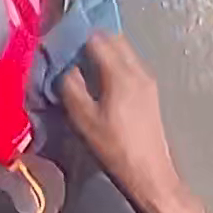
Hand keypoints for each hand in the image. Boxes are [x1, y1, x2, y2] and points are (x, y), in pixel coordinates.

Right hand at [60, 33, 179, 201]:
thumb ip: (70, 85)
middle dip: (91, 40)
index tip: (62, 47)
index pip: (96, 38)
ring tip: (85, 67)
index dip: (77, 39)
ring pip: (123, 49)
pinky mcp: (150, 90)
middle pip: (113, 38)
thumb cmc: (113, 147)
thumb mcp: (82, 117)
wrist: (149, 174)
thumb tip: (67, 67)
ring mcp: (147, 79)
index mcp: (120, 73)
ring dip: (104, 50)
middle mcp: (137, 70)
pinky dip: (114, 62)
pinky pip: (129, 62)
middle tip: (72, 53)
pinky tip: (102, 81)